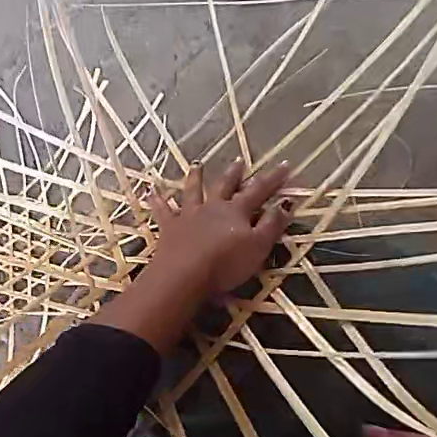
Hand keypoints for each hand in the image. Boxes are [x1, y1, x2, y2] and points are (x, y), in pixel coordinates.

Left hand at [145, 160, 293, 294]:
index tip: (286, 164)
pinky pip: (162, 211)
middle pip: (225, 186)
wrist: (184, 275)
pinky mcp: (169, 229)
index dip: (273, 179)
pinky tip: (151, 190)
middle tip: (239, 161)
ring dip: (196, 178)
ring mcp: (188, 216)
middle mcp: (212, 207)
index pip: (259, 191)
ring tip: (197, 164)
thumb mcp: (258, 247)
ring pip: (193, 191)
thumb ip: (272, 225)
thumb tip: (285, 203)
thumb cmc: (225, 264)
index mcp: (236, 211)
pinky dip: (157, 200)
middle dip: (234, 174)